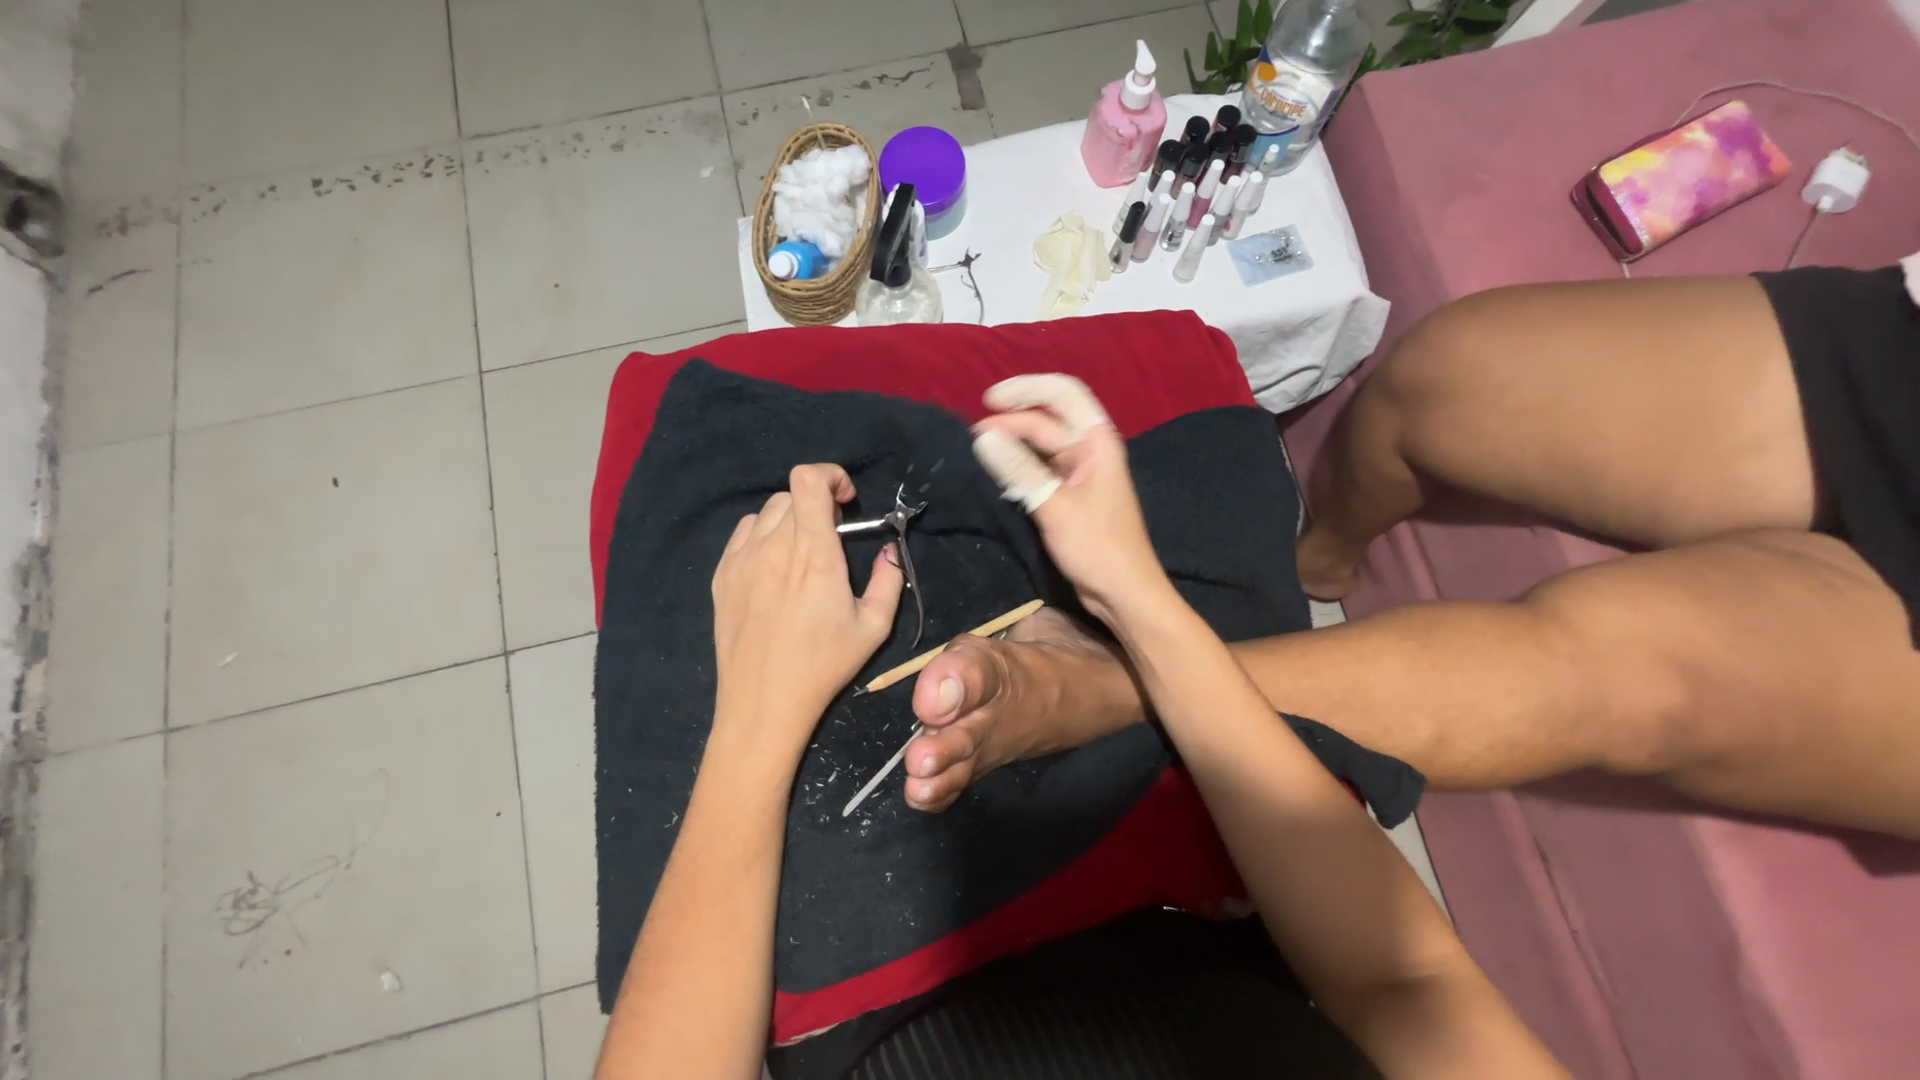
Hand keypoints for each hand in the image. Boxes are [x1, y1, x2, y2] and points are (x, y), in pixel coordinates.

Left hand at [710, 465, 904, 757]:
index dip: (830, 476)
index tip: (846, 503)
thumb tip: (887, 549)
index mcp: (814, 555)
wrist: (763, 702)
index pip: (807, 480)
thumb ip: (889, 580)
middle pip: (791, 493)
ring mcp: (742, 560)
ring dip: (791, 520)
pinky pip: (744, 534)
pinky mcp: (722, 575)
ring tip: (803, 553)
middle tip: (832, 537)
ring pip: (767, 512)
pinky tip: (775, 566)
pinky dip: (764, 536)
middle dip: (817, 505)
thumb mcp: (874, 627)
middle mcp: (773, 548)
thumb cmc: (823, 666)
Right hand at [969, 375, 1171, 625]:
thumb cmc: (1098, 547)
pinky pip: (1038, 470)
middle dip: (1011, 421)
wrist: (1123, 593)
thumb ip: (1020, 469)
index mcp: (1097, 442)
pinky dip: (1017, 468)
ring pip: (1039, 446)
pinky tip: (995, 475)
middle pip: (1046, 421)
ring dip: (1011, 446)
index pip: (1062, 395)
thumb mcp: (1055, 506)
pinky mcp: (1068, 496)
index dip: (1025, 389)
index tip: (988, 401)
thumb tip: (984, 437)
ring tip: (977, 452)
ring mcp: (1079, 473)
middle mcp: (1089, 450)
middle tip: (973, 436)